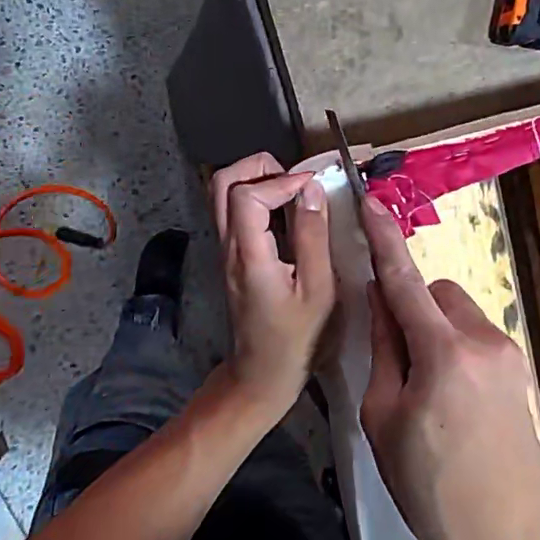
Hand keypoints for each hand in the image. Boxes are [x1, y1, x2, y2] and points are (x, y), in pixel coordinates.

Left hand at [209, 153, 335, 414]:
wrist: (262, 372)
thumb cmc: (295, 339)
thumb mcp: (318, 290)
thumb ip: (314, 236)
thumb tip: (311, 190)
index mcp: (248, 255)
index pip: (246, 195)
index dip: (280, 180)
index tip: (311, 186)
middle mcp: (228, 246)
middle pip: (222, 182)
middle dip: (259, 167)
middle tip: (294, 179)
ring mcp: (226, 250)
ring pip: (222, 193)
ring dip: (255, 179)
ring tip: (292, 190)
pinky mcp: (233, 255)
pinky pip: (233, 210)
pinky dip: (256, 196)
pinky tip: (286, 210)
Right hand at [356, 195, 539, 539]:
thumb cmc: (430, 488)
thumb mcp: (384, 417)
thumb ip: (384, 349)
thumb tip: (379, 300)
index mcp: (444, 351)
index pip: (403, 280)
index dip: (383, 238)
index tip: (371, 202)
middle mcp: (484, 341)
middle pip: (436, 294)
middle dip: (410, 307)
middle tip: (394, 356)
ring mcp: (509, 358)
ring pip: (457, 316)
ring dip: (432, 330)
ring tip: (422, 389)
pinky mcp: (520, 375)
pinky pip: (476, 340)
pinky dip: (452, 349)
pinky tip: (448, 401)